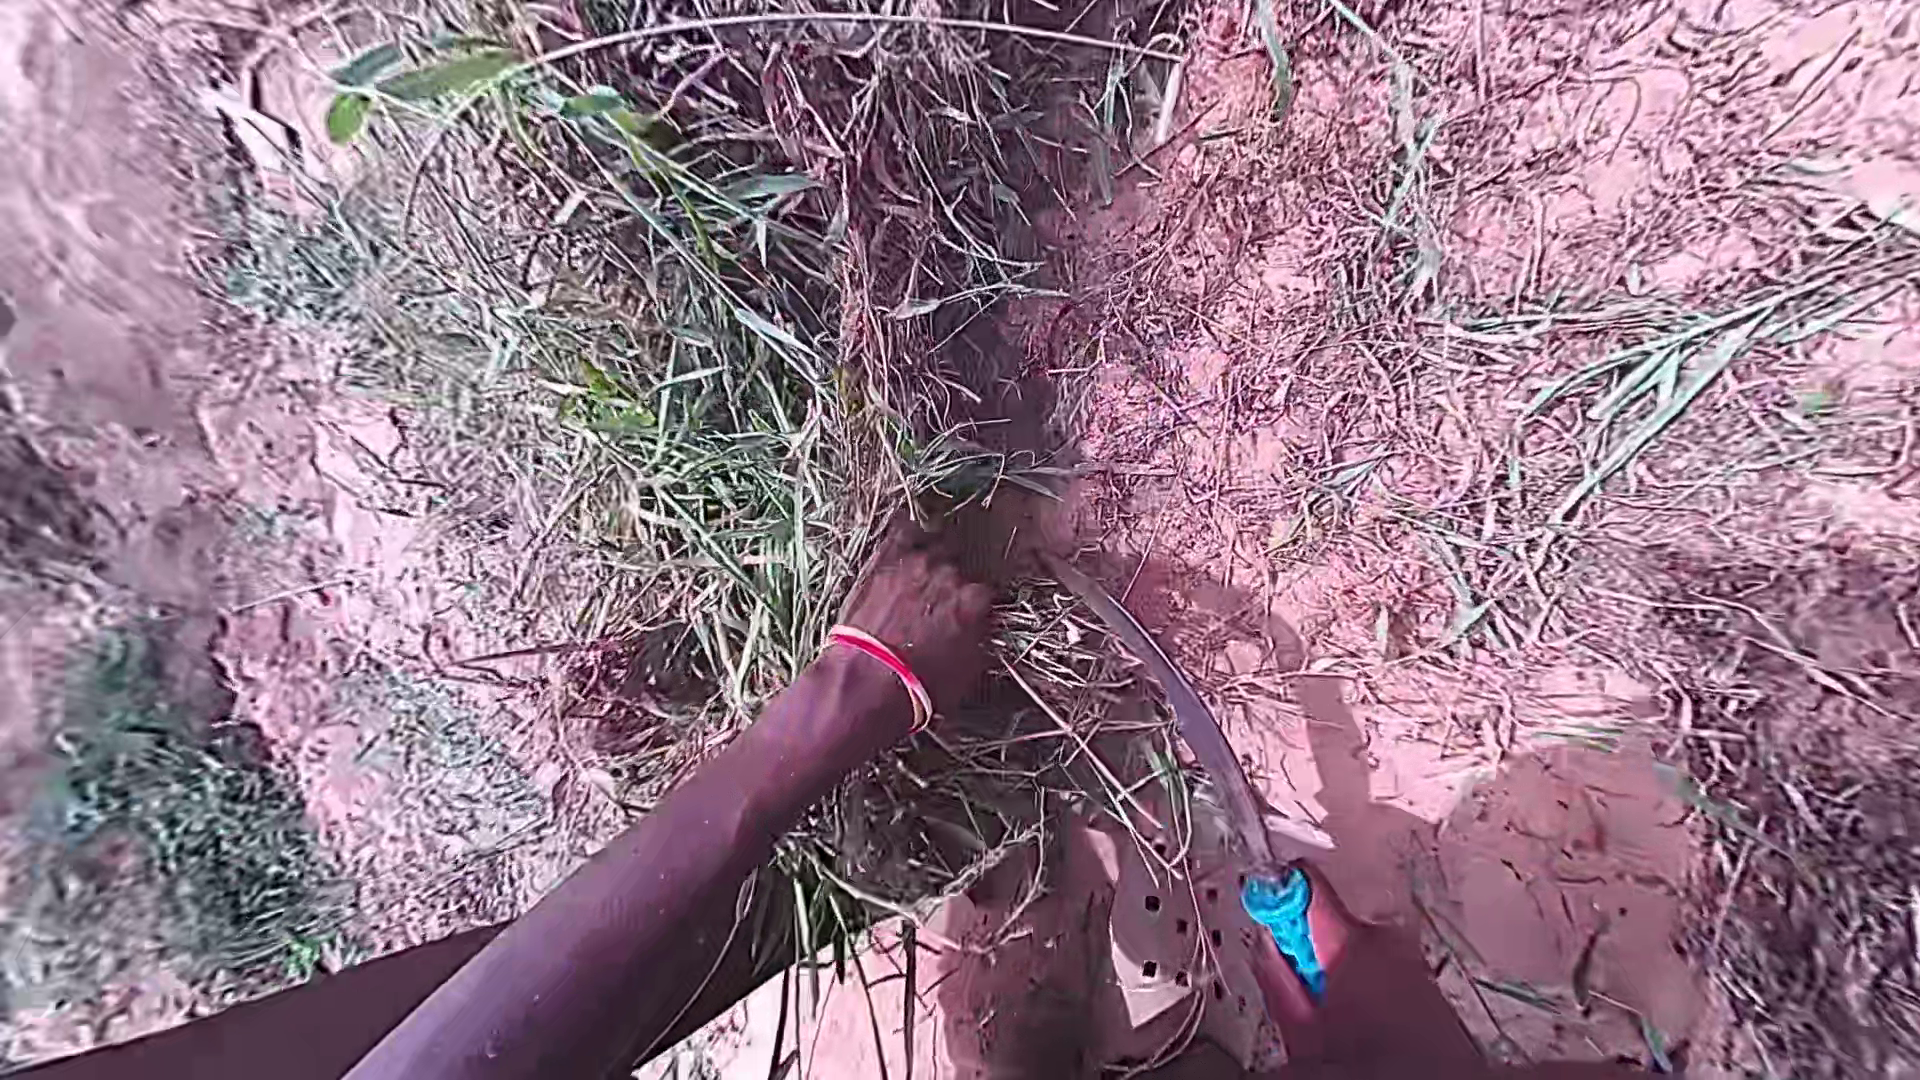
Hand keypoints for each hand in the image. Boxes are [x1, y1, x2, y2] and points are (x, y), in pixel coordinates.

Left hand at [834, 520, 995, 717]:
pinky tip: (908, 535)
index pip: (986, 594)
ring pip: (935, 547)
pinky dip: (908, 532)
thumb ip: (980, 638)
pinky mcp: (885, 559)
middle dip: (952, 583)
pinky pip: (903, 532)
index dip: (976, 606)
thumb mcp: (967, 672)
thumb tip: (982, 628)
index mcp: (975, 601)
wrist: (867, 680)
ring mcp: (917, 562)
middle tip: (939, 603)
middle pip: (959, 570)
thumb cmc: (918, 685)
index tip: (969, 615)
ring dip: (932, 558)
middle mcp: (951, 575)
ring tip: (922, 573)